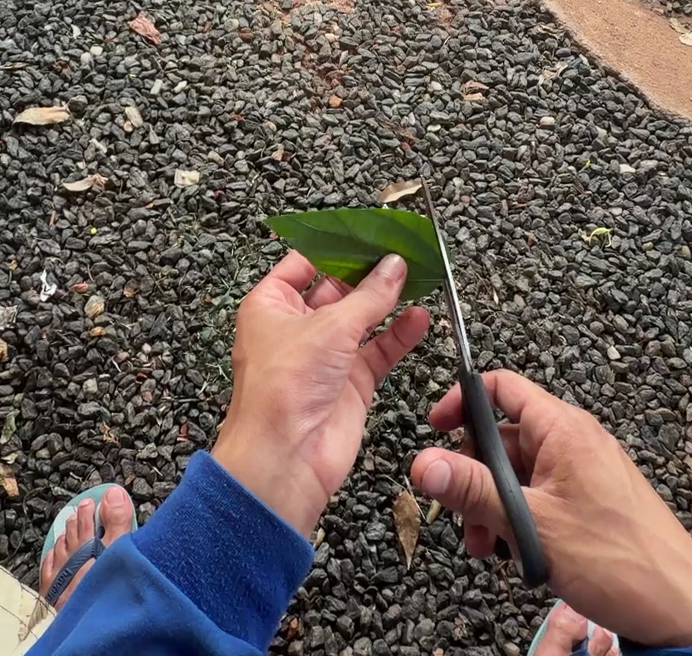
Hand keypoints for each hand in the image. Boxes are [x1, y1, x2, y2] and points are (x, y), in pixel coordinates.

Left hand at [212, 251, 431, 533]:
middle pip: (337, 287)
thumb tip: (394, 265)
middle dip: (368, 271)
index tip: (367, 232)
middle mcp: (296, 326)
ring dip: (388, 300)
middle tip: (401, 250)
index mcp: (271, 304)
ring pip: (362, 318)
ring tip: (418, 275)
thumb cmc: (281, 389)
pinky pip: (379, 350)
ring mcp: (324, 355)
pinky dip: (399, 334)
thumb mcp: (329, 327)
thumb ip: (369, 296)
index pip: (304, 262)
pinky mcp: (350, 382)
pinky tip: (420, 317)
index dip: (335, 246)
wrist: (285, 459)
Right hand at [410, 371, 691, 647]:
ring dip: (494, 504)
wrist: (686, 614)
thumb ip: (474, 491)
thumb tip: (424, 463)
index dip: (462, 401)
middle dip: (474, 475)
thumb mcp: (533, 524)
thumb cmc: (620, 562)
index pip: (500, 387)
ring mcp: (582, 469)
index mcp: (562, 428)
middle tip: (464, 514)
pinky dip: (520, 516)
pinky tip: (518, 552)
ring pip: (518, 471)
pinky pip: (539, 493)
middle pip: (502, 436)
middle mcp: (572, 439)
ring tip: (490, 546)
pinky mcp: (589, 498)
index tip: (436, 429)